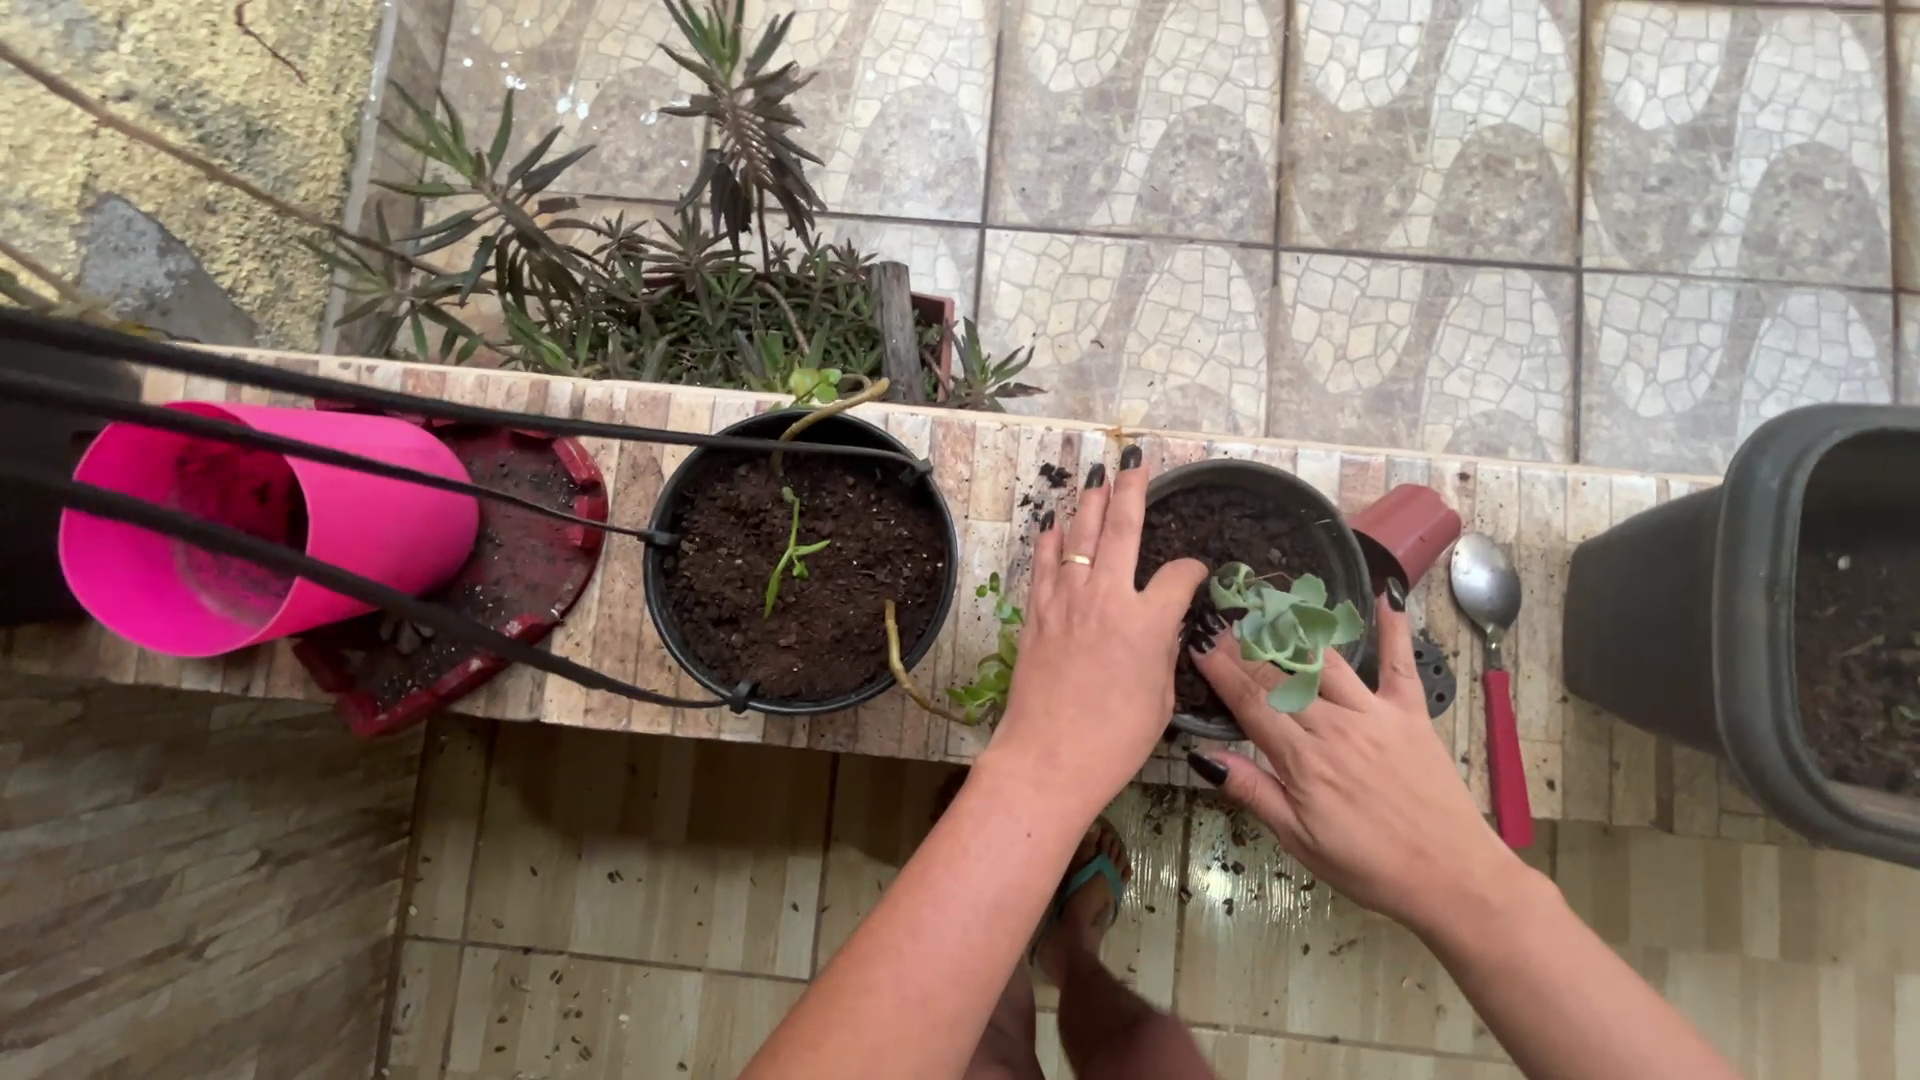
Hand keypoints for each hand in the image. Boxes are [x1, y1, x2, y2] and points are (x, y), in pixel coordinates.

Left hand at [977, 453, 1207, 816]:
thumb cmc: (1114, 739)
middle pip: (1122, 529)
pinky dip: (1048, 540)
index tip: (1197, 573)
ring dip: (1090, 504)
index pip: (1178, 576)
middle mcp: (1107, 598)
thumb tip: (1163, 628)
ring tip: (1097, 477)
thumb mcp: (1160, 698)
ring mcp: (1067, 601)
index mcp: (1148, 622)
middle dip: (1131, 490)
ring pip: (1079, 538)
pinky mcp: (1038, 613)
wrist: (1048, 757)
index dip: (1193, 570)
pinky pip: (1043, 565)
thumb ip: (1163, 652)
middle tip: (1134, 461)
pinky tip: (1053, 522)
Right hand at [1187, 591, 1533, 937]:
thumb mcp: (1299, 840)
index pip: (1250, 703)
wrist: (1455, 879)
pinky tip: (1384, 595)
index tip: (1197, 641)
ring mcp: (1376, 715)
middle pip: (1279, 677)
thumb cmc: (1368, 866)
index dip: (1220, 670)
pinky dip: (1393, 629)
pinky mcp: (1412, 714)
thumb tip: (1203, 756)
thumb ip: (1254, 791)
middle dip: (1243, 647)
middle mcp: (1335, 726)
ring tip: (1267, 606)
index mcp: (1303, 760)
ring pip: (1324, 663)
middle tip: (1218, 618)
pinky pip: (1400, 665)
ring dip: (1292, 633)